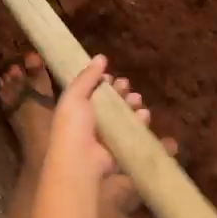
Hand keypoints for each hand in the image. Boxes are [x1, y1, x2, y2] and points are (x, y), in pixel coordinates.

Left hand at [45, 54, 148, 179]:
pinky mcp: (119, 148)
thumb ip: (86, 77)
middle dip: (120, 92)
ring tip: (136, 101)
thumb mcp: (74, 96)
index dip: (103, 83)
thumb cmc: (73, 126)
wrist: (80, 160)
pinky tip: (143, 115)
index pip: (92, 91)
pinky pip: (133, 132)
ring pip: (123, 116)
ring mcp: (105, 136)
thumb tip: (100, 57)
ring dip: (131, 105)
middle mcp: (90, 122)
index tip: (111, 77)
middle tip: (127, 86)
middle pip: (110, 102)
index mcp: (76, 108)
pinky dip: (139, 123)